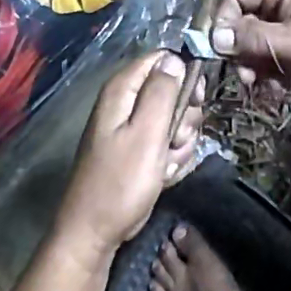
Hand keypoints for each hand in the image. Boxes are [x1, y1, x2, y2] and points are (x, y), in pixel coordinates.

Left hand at [56, 51, 203, 253]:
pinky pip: (167, 140)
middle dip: (184, 115)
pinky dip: (171, 156)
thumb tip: (175, 58)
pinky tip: (163, 173)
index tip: (196, 100)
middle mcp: (126, 100)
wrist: (94, 232)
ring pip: (175, 117)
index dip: (184, 74)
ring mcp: (132, 126)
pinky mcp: (138, 148)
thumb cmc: (120, 182)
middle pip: (173, 88)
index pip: (163, 58)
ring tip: (167, 162)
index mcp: (123, 89)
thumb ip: (163, 92)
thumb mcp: (147, 133)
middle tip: (177, 138)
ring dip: (180, 141)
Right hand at [211, 0, 290, 84]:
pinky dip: (271, 71)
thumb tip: (214, 40)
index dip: (224, 23)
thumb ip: (252, 39)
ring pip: (256, 40)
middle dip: (242, 52)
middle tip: (246, 79)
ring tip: (263, 90)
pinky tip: (277, 91)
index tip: (221, 54)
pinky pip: (272, 51)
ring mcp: (290, 18)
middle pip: (243, 20)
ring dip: (256, 66)